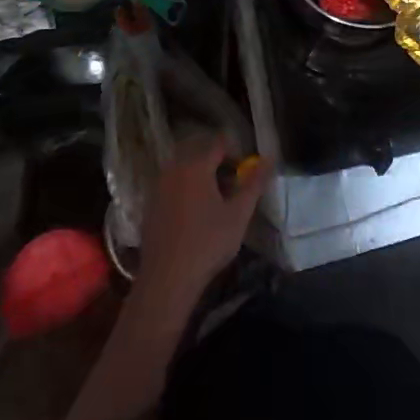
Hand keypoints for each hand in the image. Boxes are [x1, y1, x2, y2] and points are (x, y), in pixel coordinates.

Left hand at [135, 138, 267, 308]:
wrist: (168, 277)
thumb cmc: (208, 243)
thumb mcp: (239, 214)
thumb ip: (254, 184)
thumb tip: (268, 159)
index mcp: (196, 166)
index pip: (218, 143)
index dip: (235, 150)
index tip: (246, 168)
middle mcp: (174, 168)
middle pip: (198, 151)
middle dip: (217, 160)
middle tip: (232, 181)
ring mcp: (159, 185)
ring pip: (183, 167)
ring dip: (201, 173)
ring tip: (217, 196)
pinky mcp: (150, 203)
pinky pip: (172, 183)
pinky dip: (186, 187)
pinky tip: (195, 212)